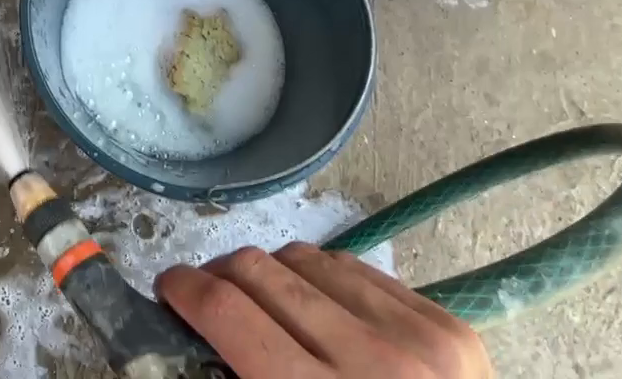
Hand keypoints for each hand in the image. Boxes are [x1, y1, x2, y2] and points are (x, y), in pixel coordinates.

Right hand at [157, 244, 490, 378]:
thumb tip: (187, 343)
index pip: (226, 310)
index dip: (181, 289)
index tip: (169, 292)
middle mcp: (374, 363)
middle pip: (256, 269)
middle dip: (218, 276)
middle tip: (211, 301)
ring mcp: (420, 340)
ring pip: (301, 257)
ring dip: (270, 276)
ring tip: (269, 307)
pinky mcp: (451, 328)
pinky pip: (354, 269)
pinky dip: (323, 283)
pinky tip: (324, 315)